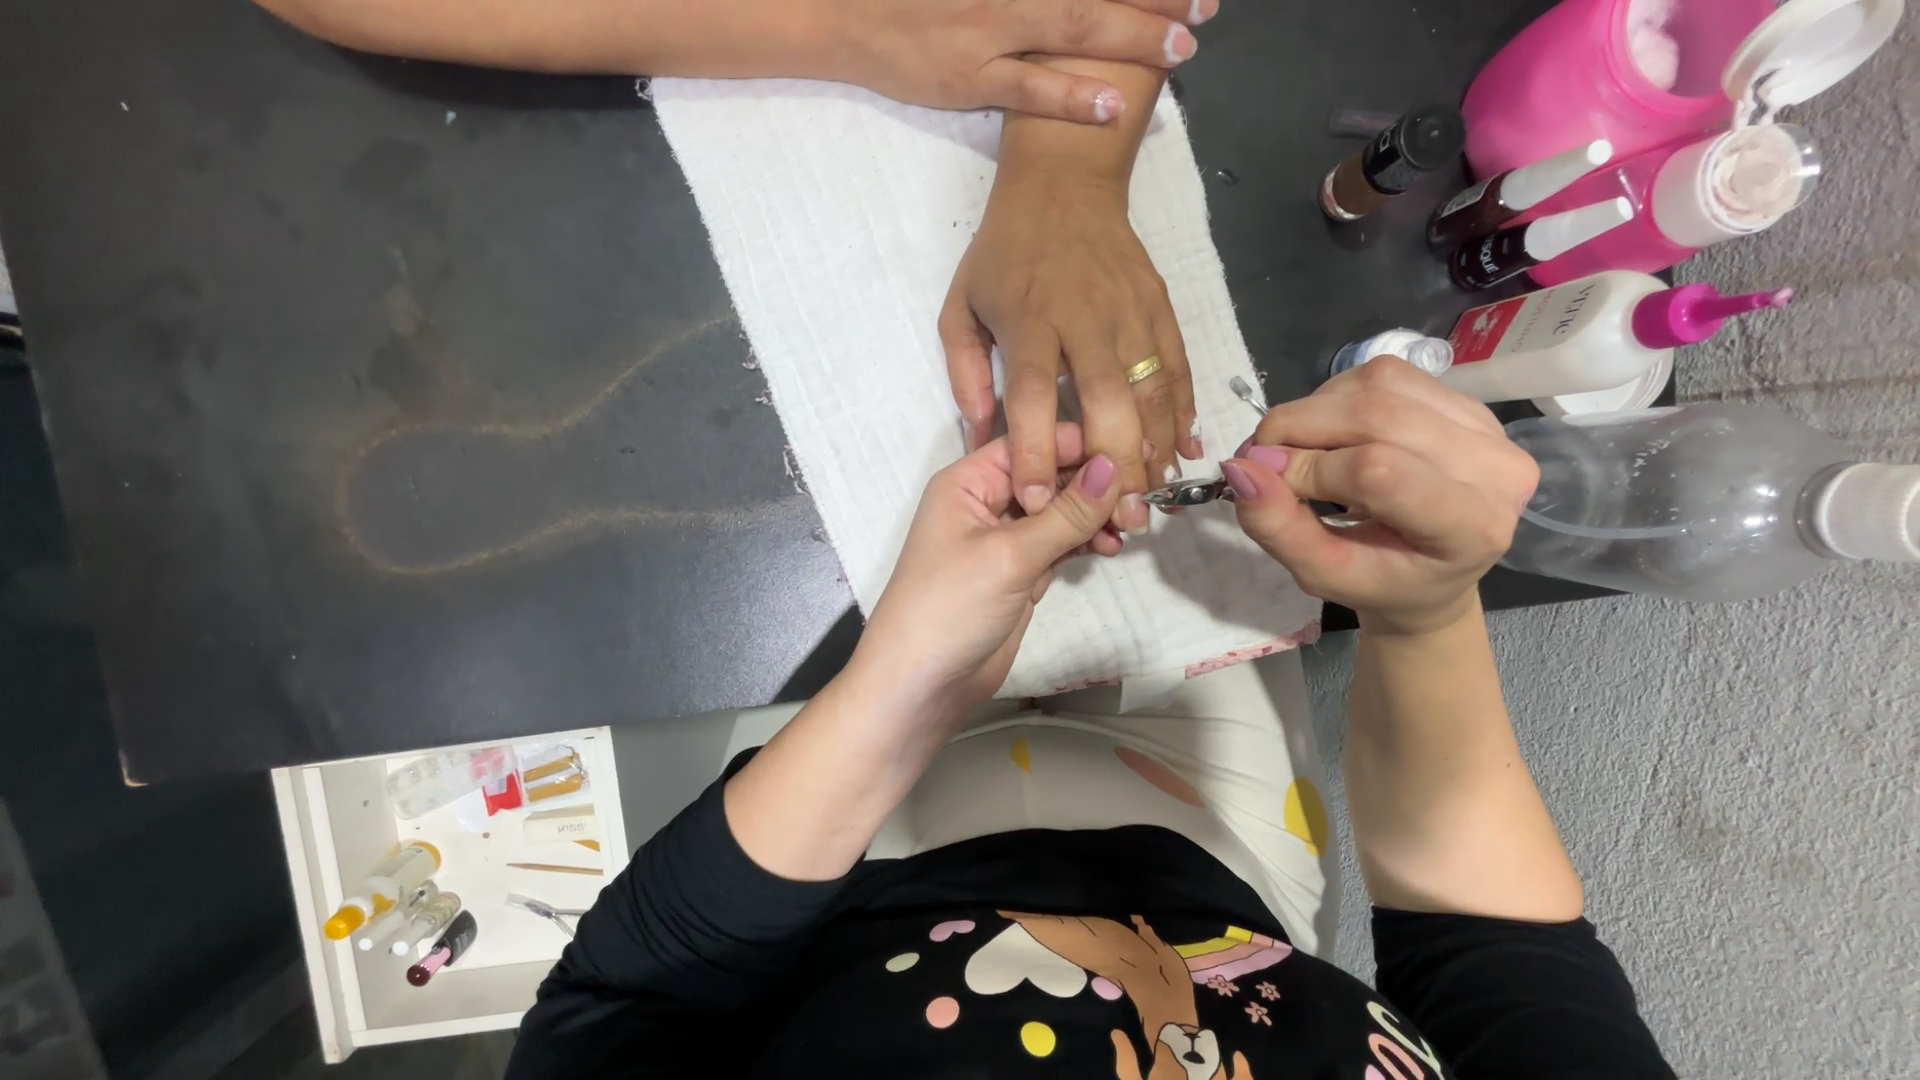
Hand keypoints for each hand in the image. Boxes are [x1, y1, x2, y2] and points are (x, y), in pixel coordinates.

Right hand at [831, 0, 1210, 123]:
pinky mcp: (970, 74)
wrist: (847, 11)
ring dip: (1134, 37)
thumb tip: (1066, 5)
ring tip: (1183, 49)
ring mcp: (991, 27)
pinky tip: (1114, 104)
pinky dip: (1073, 96)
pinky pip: (1031, 86)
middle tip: (1206, 3)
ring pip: (1076, 27)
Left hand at [853, 423, 1123, 710]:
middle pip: (1049, 475)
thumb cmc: (950, 607)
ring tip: (1131, 527)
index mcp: (968, 481)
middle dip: (1093, 484)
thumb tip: (1111, 466)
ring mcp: (1005, 539)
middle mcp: (986, 502)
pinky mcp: (1020, 571)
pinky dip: (1085, 543)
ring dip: (1094, 516)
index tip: (1128, 452)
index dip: (1078, 444)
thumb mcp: (1009, 555)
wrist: (922, 685)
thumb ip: (1065, 513)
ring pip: (1060, 512)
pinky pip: (1060, 544)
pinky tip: (1111, 547)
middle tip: (1142, 493)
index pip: (1031, 443)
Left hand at [940, 171, 1199, 534]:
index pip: (1032, 398)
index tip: (1035, 506)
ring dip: (1155, 451)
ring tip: (1153, 500)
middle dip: (1114, 468)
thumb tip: (980, 434)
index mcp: (1027, 322)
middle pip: (1106, 404)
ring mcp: (1129, 313)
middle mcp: (1083, 320)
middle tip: (1120, 521)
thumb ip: (968, 373)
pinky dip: (1184, 411)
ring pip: (1150, 392)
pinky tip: (1184, 449)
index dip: (1034, 455)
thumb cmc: (1004, 253)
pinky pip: (1178, 368)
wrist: (1064, 181)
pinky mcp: (1160, 307)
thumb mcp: (962, 308)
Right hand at [1222, 358, 1538, 635]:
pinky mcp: (1463, 400)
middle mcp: (1494, 467)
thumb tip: (1238, 468)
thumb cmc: (1379, 582)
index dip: (1307, 468)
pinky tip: (1331, 432)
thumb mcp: (1320, 574)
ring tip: (1297, 449)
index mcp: (1471, 527)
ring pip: (1379, 384)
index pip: (1379, 471)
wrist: (1431, 572)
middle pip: (1377, 414)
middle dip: (1297, 428)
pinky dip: (1335, 396)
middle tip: (1261, 458)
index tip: (1260, 481)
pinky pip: (1386, 375)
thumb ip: (1278, 527)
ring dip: (1315, 409)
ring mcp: (1487, 425)